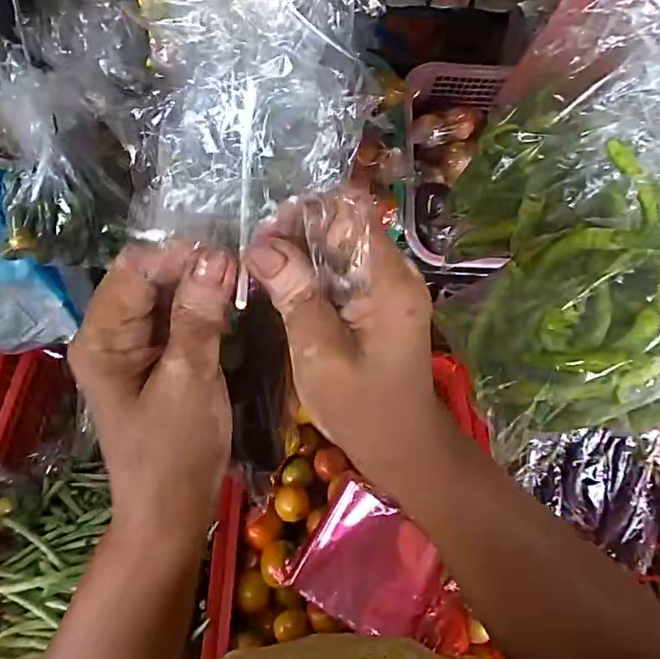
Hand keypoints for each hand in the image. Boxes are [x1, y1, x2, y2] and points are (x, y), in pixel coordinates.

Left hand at [69, 243, 236, 537]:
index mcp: (102, 337)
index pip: (135, 269)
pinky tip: (230, 310)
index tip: (228, 259)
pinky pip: (176, 319)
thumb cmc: (175, 453)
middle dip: (192, 269)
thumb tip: (216, 256)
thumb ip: (199, 316)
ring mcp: (131, 347)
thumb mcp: (190, 380)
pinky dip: (202, 310)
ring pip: (165, 296)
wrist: (171, 514)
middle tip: (241, 271)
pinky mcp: (154, 360)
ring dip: (201, 288)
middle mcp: (109, 334)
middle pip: (148, 278)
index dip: (179, 256)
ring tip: (241, 286)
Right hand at [244, 195, 452, 484]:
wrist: (403, 445)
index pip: (351, 215)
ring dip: (302, 250)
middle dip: (299, 231)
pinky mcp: (380, 300)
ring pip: (342, 246)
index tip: (267, 233)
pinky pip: (345, 269)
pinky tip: (285, 284)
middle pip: (345, 226)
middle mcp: (395, 273)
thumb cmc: (361, 408)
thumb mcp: (319, 355)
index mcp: (389, 282)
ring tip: (262, 266)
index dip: (307, 213)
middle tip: (256, 253)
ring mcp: (390, 286)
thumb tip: (261, 246)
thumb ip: (295, 297)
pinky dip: (314, 270)